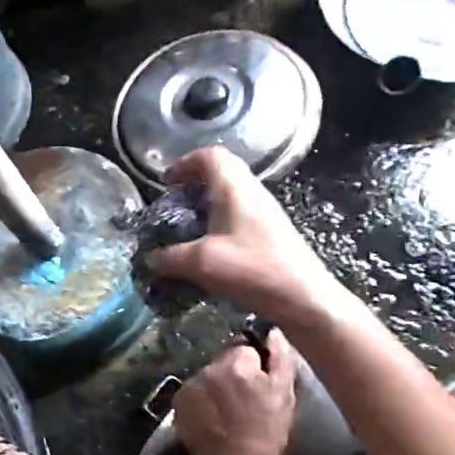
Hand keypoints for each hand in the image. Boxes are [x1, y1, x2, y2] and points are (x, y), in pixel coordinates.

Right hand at [146, 147, 353, 328]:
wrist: (304, 298)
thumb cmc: (254, 269)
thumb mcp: (202, 263)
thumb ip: (170, 258)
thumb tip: (150, 259)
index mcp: (235, 189)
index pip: (210, 156)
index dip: (184, 163)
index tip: (166, 182)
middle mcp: (252, 193)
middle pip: (222, 171)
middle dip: (194, 183)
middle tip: (175, 203)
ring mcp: (264, 212)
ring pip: (231, 194)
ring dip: (207, 204)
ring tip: (188, 228)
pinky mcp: (271, 233)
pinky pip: (239, 215)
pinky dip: (219, 222)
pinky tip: (209, 248)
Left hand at [172, 330, 299, 454]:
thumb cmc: (267, 432)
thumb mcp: (284, 395)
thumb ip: (281, 358)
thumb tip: (273, 331)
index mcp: (237, 364)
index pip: (244, 349)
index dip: (253, 366)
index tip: (258, 385)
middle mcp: (208, 369)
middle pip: (222, 361)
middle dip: (232, 374)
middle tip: (243, 401)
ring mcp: (190, 385)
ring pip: (207, 376)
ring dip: (215, 386)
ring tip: (227, 412)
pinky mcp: (178, 401)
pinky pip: (193, 391)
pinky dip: (200, 399)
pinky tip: (212, 417)